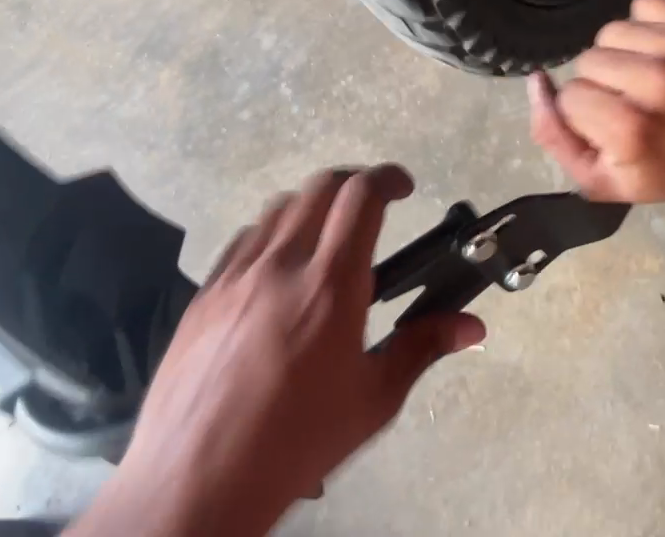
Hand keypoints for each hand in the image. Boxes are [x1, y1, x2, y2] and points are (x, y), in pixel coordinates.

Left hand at [77, 167, 484, 536]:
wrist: (191, 486)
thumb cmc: (295, 443)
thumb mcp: (373, 400)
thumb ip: (423, 348)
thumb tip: (473, 326)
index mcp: (330, 286)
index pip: (361, 197)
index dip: (389, 177)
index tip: (405, 188)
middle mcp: (280, 267)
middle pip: (319, 187)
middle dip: (355, 183)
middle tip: (374, 207)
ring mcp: (234, 278)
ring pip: (278, 209)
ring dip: (313, 206)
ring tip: (328, 236)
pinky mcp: (201, 298)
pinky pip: (242, 241)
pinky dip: (271, 235)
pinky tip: (279, 270)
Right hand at [528, 0, 664, 209]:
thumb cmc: (663, 172)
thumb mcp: (600, 179)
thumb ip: (554, 135)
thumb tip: (537, 80)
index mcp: (634, 129)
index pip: (572, 94)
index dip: (583, 112)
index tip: (610, 127)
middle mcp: (662, 83)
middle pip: (591, 58)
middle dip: (601, 80)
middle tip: (630, 103)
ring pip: (616, 30)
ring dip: (622, 52)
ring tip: (645, 78)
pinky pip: (648, 3)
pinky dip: (647, 23)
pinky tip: (661, 52)